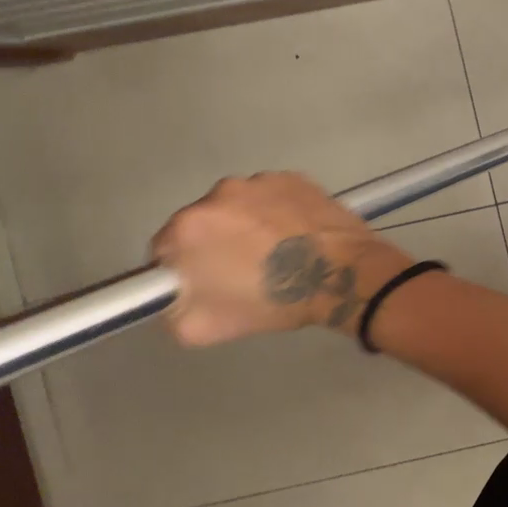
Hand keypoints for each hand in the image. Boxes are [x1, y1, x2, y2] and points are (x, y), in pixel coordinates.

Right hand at [151, 172, 410, 346]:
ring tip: (275, 250)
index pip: (164, 249)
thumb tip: (174, 293)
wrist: (343, 274)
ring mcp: (263, 180)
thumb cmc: (272, 300)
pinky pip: (273, 197)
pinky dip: (278, 211)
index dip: (181, 269)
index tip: (205, 282)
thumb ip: (169, 309)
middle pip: (203, 222)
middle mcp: (221, 192)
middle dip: (215, 244)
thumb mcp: (197, 328)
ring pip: (239, 207)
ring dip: (247, 224)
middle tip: (243, 269)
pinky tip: (295, 234)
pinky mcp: (297, 178)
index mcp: (188, 225)